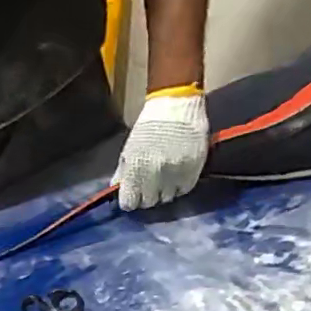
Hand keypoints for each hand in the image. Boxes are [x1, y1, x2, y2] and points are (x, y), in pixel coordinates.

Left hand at [113, 86, 209, 210]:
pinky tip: (177, 177)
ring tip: (164, 181)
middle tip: (150, 187)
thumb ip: (122, 174)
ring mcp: (175, 173)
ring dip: (164, 192)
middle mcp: (154, 176)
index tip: (133, 195)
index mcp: (134, 172)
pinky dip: (180, 186)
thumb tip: (116, 190)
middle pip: (148, 202)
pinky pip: (185, 188)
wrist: (175, 106)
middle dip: (147, 197)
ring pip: (167, 198)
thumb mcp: (128, 152)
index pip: (129, 204)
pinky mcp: (193, 167)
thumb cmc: (147, 129)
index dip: (130, 201)